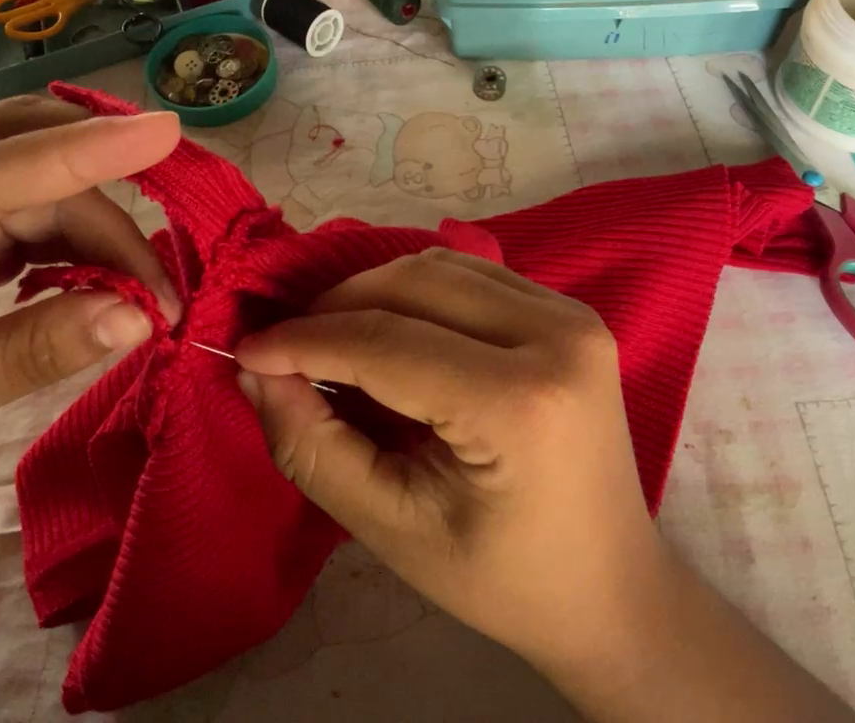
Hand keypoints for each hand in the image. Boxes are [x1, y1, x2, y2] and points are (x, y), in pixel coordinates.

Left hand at [0, 95, 182, 500]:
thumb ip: (26, 354)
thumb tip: (137, 317)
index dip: (78, 152)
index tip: (165, 131)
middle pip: (19, 153)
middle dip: (105, 204)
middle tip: (167, 280)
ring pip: (37, 176)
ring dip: (99, 229)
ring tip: (146, 298)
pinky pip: (31, 203)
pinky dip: (79, 240)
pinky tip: (106, 281)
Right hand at [235, 249, 854, 721]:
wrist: (610, 587)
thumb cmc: (502, 578)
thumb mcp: (391, 528)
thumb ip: (313, 445)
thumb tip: (255, 369)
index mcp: (518, 402)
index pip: (385, 341)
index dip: (303, 340)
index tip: (244, 350)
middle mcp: (556, 335)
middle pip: (412, 282)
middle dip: (335, 308)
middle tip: (285, 349)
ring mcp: (572, 315)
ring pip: (440, 266)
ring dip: (374, 292)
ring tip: (331, 341)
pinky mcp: (572, 313)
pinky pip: (474, 276)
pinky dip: (418, 292)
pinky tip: (391, 332)